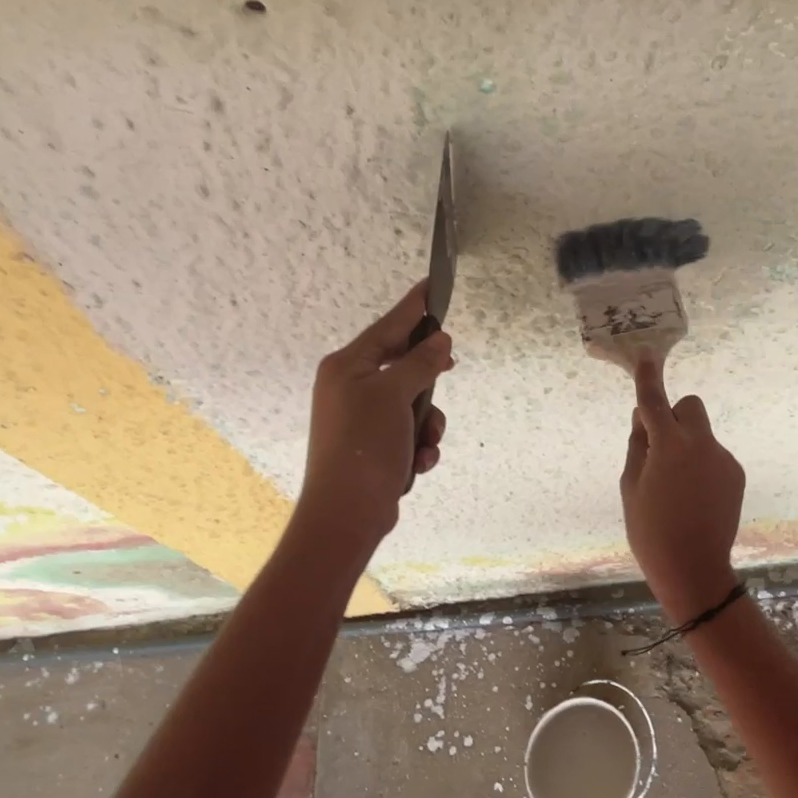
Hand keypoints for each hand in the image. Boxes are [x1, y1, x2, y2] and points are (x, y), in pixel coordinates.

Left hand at [300, 281, 453, 542]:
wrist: (347, 513)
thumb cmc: (365, 445)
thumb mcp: (395, 395)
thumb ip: (420, 363)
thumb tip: (439, 340)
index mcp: (347, 366)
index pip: (388, 325)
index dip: (414, 306)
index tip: (434, 284)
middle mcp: (351, 386)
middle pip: (403, 364)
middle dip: (429, 378)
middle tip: (450, 368)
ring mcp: (362, 417)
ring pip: (413, 401)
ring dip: (429, 421)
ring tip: (428, 442)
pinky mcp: (374, 445)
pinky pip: (409, 430)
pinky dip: (420, 443)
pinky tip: (420, 460)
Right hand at [621, 358, 745, 622]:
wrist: (695, 569)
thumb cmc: (651, 531)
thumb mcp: (630, 487)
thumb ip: (638, 446)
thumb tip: (644, 419)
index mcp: (669, 445)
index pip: (654, 401)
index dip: (648, 377)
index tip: (646, 355)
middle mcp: (701, 443)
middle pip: (690, 407)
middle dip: (674, 417)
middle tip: (659, 448)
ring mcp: (723, 458)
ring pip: (701, 435)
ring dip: (687, 447)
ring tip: (677, 489)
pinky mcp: (736, 473)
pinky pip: (713, 456)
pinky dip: (702, 466)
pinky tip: (695, 498)